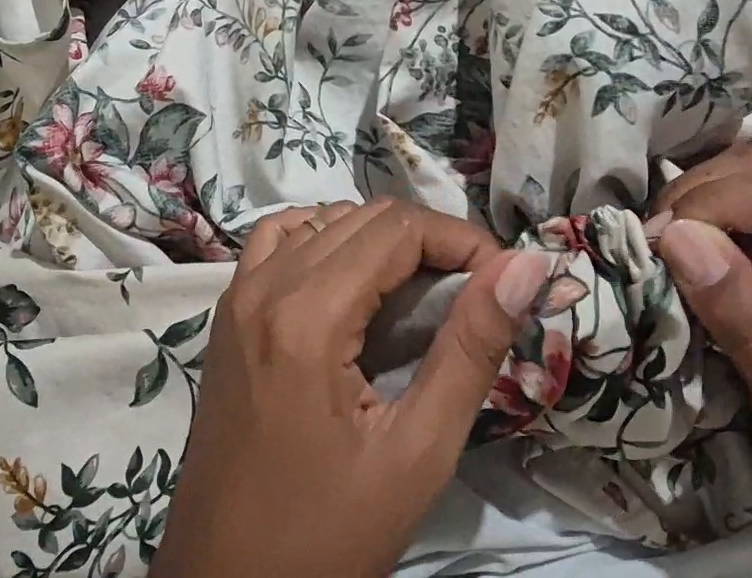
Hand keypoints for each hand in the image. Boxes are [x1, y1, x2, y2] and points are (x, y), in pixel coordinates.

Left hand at [152, 200, 552, 577]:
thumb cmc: (327, 533)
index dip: (462, 240)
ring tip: (421, 292)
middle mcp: (263, 285)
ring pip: (321, 223)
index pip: (398, 229)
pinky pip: (277, 243)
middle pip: (362, 218)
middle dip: (428, 241)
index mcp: (306, 314)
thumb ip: (471, 349)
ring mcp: (236, 297)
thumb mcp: (417, 452)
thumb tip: (524, 267)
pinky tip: (351, 283)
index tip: (504, 280)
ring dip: (379, 241)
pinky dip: (323, 241)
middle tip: (473, 294)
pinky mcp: (226, 317)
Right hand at [650, 138, 751, 577]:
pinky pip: (746, 200)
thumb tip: (677, 238)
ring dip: (699, 196)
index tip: (662, 235)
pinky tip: (679, 245)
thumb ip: (751, 326)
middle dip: (707, 191)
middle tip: (653, 238)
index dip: (727, 198)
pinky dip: (702, 213)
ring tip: (661, 242)